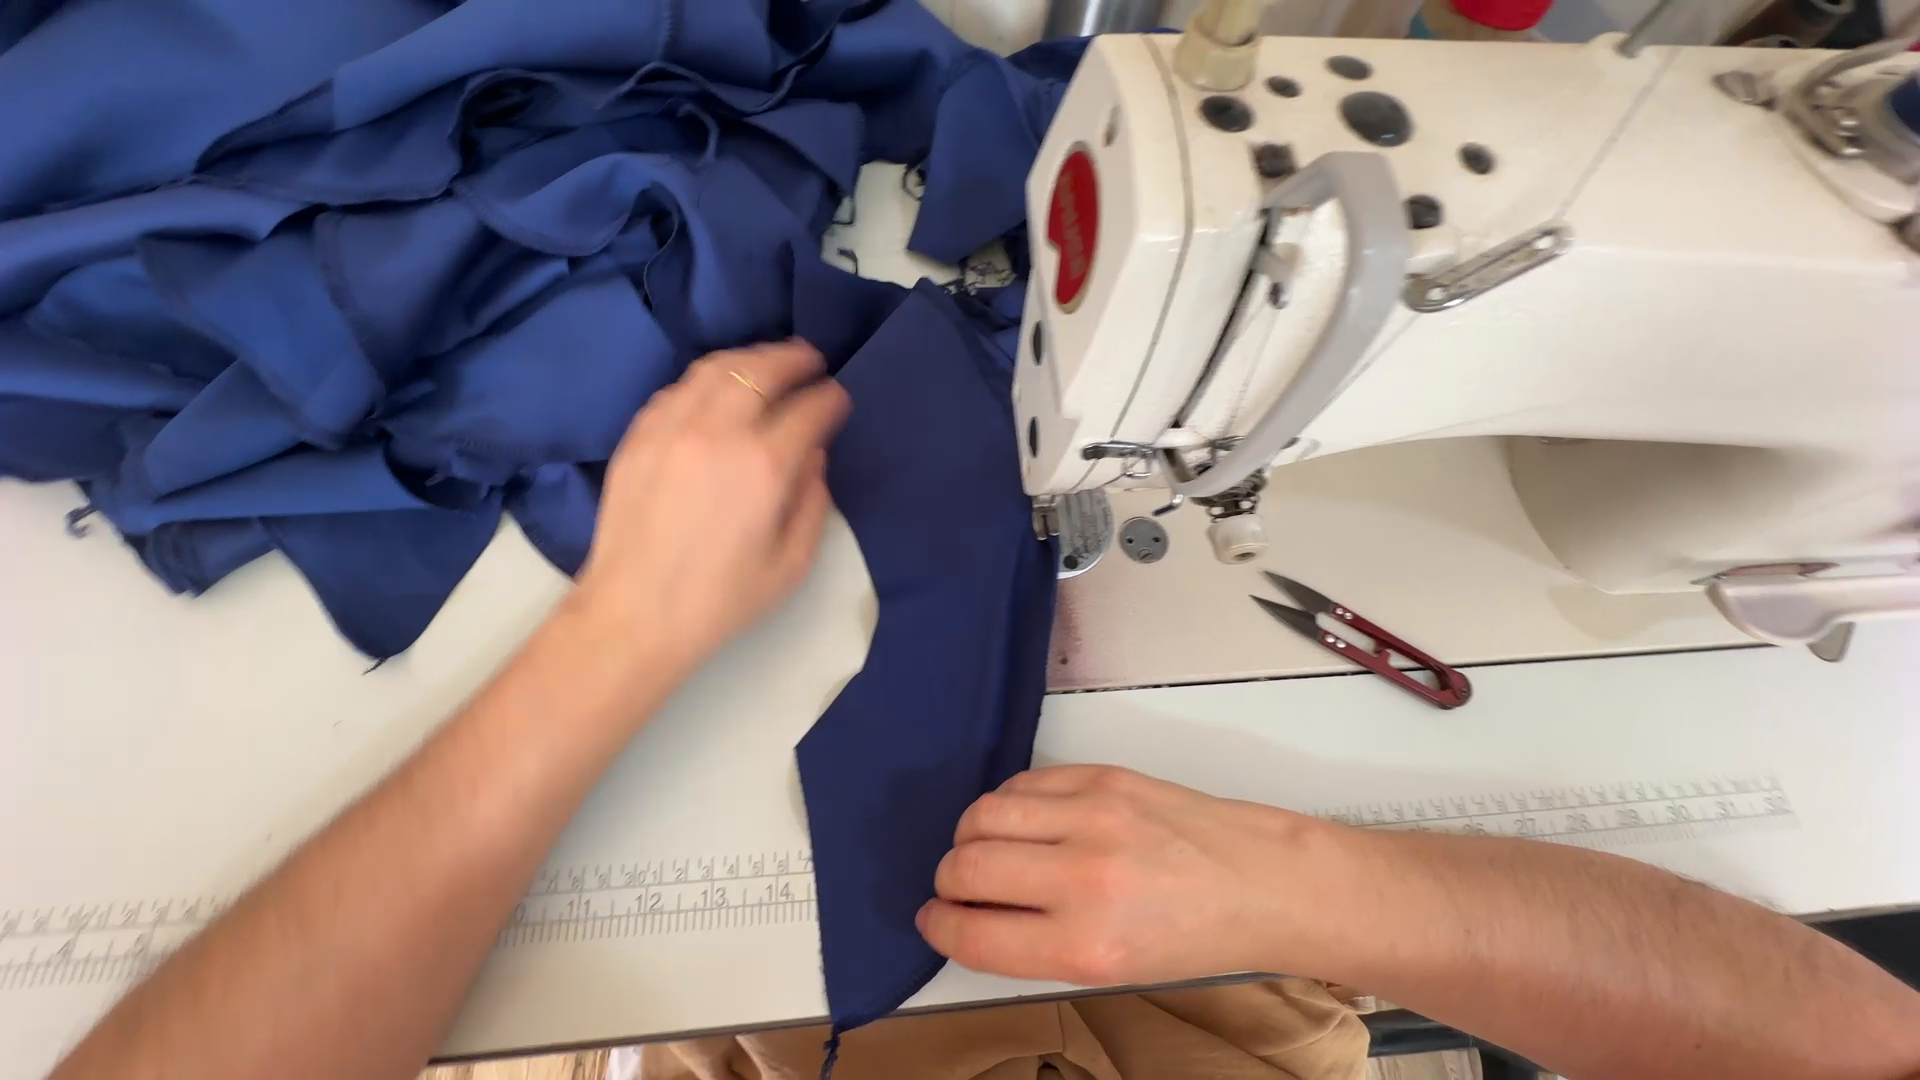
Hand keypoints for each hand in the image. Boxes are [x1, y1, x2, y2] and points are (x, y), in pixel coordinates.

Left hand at [572, 340, 849, 678]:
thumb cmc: (723, 598)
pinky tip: (718, 389)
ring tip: (769, 362)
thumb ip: (813, 500)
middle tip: (812, 360)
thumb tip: (813, 454)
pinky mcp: (638, 435)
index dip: (832, 399)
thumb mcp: (792, 562)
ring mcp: (671, 427)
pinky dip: (707, 379)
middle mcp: (718, 431)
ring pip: (715, 367)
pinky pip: (678, 388)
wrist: (636, 614)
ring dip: (750, 358)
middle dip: (794, 359)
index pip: (809, 409)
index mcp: (764, 466)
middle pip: (761, 369)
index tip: (840, 398)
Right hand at [917, 766, 1347, 986]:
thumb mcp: (1112, 966)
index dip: (938, 926)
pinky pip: (1022, 782)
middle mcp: (1082, 876)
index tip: (934, 918)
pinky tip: (1020, 821)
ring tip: (984, 849)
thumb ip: (1036, 942)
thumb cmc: (1192, 936)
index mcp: (1087, 944)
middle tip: (958, 886)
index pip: (974, 933)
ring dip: (968, 836)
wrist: (1258, 879)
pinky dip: (1006, 803)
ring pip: (982, 813)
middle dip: (947, 880)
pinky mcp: (1101, 775)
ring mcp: (1091, 815)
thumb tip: (973, 913)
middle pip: (966, 865)